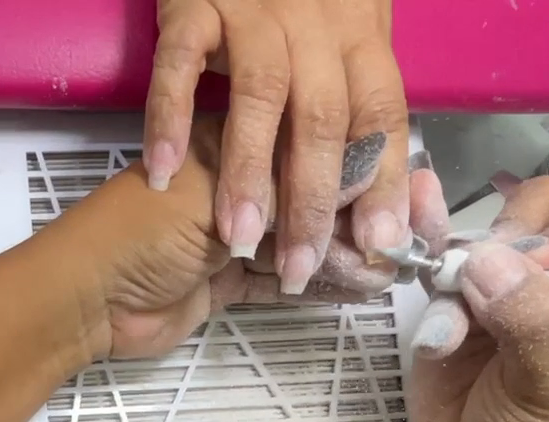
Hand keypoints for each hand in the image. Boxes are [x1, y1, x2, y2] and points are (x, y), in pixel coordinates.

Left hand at [53, 120, 420, 360]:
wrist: (84, 297)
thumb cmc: (141, 230)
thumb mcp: (216, 198)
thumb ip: (280, 196)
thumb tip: (349, 198)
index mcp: (234, 142)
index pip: (311, 147)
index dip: (360, 172)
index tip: (407, 197)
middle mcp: (237, 182)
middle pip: (311, 198)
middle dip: (358, 218)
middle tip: (406, 240)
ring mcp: (228, 237)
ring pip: (297, 242)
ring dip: (341, 255)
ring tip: (390, 269)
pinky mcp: (219, 285)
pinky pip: (273, 283)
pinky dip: (311, 287)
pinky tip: (352, 289)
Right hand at [143, 0, 409, 296]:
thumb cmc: (281, 15)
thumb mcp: (329, 56)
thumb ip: (345, 121)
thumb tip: (370, 212)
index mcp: (357, 34)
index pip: (382, 113)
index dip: (383, 180)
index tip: (377, 245)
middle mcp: (315, 17)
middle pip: (323, 115)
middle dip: (312, 201)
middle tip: (299, 269)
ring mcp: (252, 7)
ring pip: (260, 93)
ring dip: (248, 171)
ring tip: (239, 238)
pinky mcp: (192, 3)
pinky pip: (180, 62)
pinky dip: (171, 116)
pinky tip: (165, 170)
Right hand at [408, 177, 548, 421]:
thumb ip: (532, 320)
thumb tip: (487, 259)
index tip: (536, 265)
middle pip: (543, 206)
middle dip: (508, 238)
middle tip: (483, 285)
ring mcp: (505, 287)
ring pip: (484, 235)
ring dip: (461, 271)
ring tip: (454, 327)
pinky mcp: (456, 304)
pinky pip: (442, 268)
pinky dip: (432, 289)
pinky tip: (437, 330)